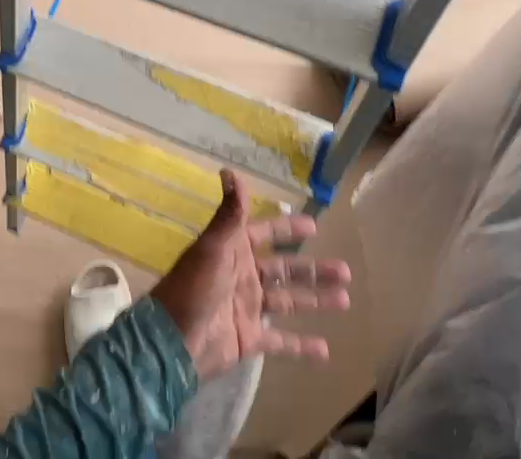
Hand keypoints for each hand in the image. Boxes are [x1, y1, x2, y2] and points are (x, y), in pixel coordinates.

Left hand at [149, 171, 352, 379]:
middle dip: (313, 270)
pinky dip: (301, 345)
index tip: (314, 225)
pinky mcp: (248, 338)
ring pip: (287, 302)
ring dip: (315, 301)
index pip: (265, 234)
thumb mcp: (214, 247)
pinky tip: (326, 350)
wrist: (174, 340)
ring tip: (345, 300)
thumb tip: (230, 171)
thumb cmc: (194, 287)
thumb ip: (230, 213)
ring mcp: (246, 308)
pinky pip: (280, 342)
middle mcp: (242, 276)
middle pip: (283, 270)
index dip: (287, 229)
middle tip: (346, 271)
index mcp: (232, 251)